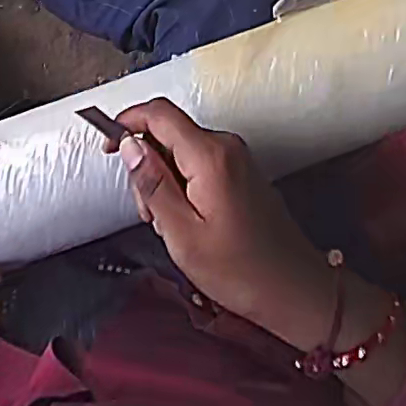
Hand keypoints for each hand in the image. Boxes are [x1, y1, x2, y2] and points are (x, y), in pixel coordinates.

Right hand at [109, 99, 336, 349]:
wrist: (297, 291)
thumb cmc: (243, 272)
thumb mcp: (182, 235)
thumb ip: (152, 184)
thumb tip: (128, 145)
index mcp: (210, 156)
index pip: (158, 113)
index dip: (126, 122)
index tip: (109, 146)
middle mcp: (225, 146)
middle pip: (167, 132)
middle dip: (146, 164)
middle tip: (148, 210)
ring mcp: (235, 156)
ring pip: (179, 149)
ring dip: (163, 179)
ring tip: (172, 225)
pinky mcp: (240, 170)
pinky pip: (197, 161)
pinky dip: (181, 183)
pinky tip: (188, 220)